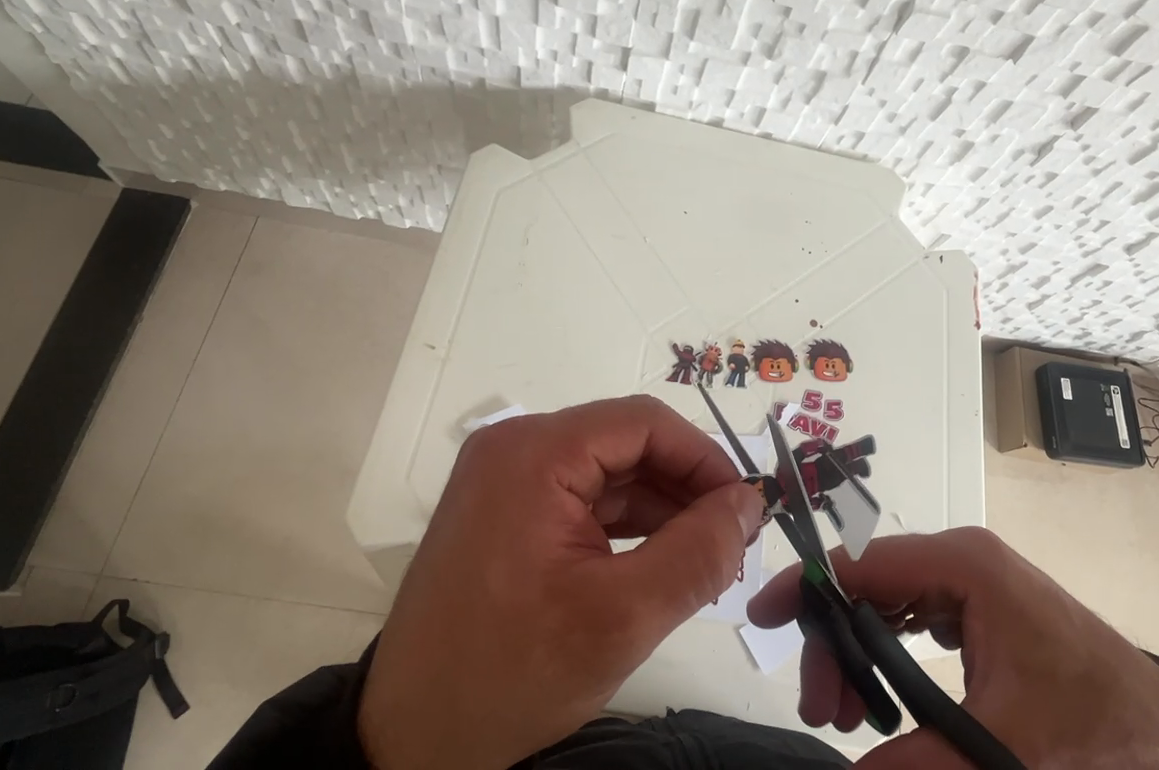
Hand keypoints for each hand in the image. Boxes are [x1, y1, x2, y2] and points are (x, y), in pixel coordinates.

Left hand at [359, 396, 764, 769]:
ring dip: (660, 508)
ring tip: (705, 559)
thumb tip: (749, 502)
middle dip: (685, 487)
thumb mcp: (621, 618)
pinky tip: (660, 561)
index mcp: (535, 454)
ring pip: (607, 472)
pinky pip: (581, 498)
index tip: (745, 508)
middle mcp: (515, 448)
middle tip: (732, 541)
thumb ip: (698, 554)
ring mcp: (505, 479)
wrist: (410, 735)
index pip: (643, 423)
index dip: (703, 458)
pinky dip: (625, 524)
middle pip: (625, 443)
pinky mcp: (505, 511)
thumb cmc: (512, 672)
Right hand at [747, 528, 1158, 769]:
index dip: (807, 588)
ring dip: (854, 650)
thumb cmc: (1093, 724)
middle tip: (824, 714)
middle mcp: (959, 558)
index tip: (763, 619)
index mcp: (963, 566)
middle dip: (833, 643)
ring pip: (882, 599)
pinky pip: (908, 612)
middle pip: (866, 583)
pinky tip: (877, 697)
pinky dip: (881, 648)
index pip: (862, 563)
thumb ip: (920, 762)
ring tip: (844, 716)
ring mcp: (969, 578)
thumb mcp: (1004, 750)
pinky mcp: (976, 603)